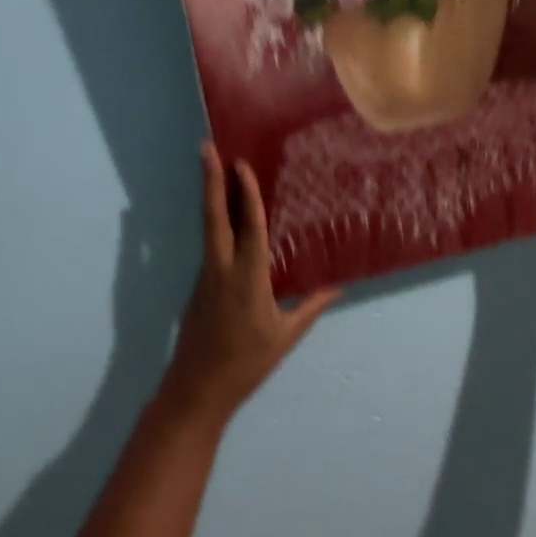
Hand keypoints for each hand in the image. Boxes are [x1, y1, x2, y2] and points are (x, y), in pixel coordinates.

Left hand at [159, 144, 340, 423]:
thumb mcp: (285, 336)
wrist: (196, 389)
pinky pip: (209, 243)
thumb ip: (310, 307)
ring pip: (208, 227)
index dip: (245, 193)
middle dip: (210, 179)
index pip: (248, 226)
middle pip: (213, 216)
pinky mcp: (198, 284)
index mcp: (247, 279)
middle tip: (207, 147)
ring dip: (211, 196)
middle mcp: (221, 269)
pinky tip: (224, 213)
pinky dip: (215, 220)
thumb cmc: (246, 364)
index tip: (240, 163)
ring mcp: (205, 276)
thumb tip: (339, 285)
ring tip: (216, 169)